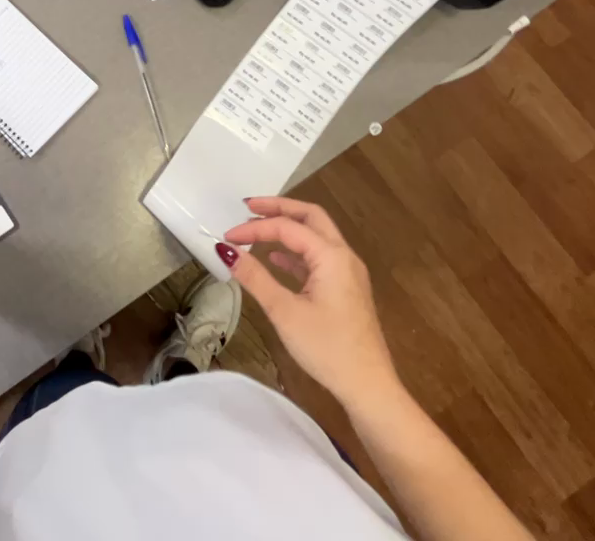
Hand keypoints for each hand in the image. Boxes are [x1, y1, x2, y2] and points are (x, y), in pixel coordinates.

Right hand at [223, 196, 398, 404]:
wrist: (368, 386)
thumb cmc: (327, 348)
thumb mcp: (285, 312)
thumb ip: (255, 277)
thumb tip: (226, 251)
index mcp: (332, 257)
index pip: (287, 228)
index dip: (254, 228)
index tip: (226, 238)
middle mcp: (344, 256)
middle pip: (310, 217)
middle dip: (278, 208)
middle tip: (247, 207)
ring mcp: (348, 272)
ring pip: (316, 235)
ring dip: (287, 227)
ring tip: (257, 228)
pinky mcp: (346, 288)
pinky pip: (318, 256)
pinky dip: (295, 250)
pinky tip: (276, 259)